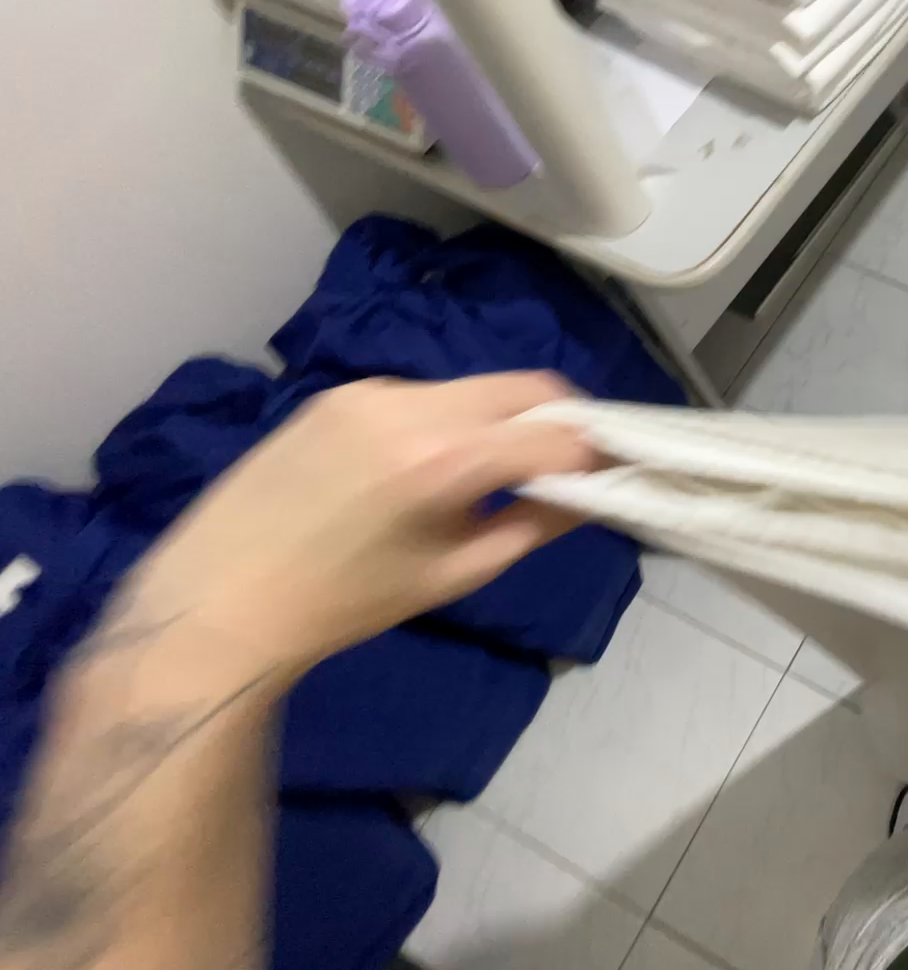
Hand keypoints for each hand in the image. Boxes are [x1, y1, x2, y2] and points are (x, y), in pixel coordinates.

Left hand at [121, 372, 598, 678]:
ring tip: (494, 466)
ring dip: (509, 419)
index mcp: (446, 461)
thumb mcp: (465, 570)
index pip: (560, 432)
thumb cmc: (353, 600)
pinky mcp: (342, 393)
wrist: (215, 603)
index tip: (609, 471)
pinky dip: (459, 419)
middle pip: (529, 386)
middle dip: (564, 418)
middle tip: (568, 459)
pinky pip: (432, 393)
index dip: (597, 451)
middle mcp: (413, 407)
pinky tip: (432, 461)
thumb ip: (543, 521)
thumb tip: (597, 491)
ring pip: (482, 387)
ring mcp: (372, 392)